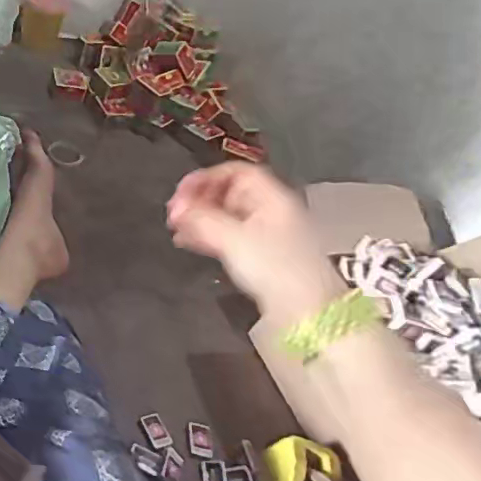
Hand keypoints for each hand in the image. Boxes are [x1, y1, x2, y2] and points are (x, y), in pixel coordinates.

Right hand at [167, 163, 346, 322]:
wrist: (304, 307)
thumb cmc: (280, 270)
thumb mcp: (234, 239)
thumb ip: (202, 220)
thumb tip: (179, 209)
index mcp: (271, 199)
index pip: (235, 173)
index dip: (206, 178)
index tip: (182, 192)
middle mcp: (270, 212)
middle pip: (228, 193)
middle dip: (199, 199)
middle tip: (176, 210)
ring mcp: (265, 234)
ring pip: (225, 215)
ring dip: (199, 218)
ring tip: (177, 227)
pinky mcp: (259, 255)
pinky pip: (227, 235)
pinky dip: (206, 235)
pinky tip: (189, 242)